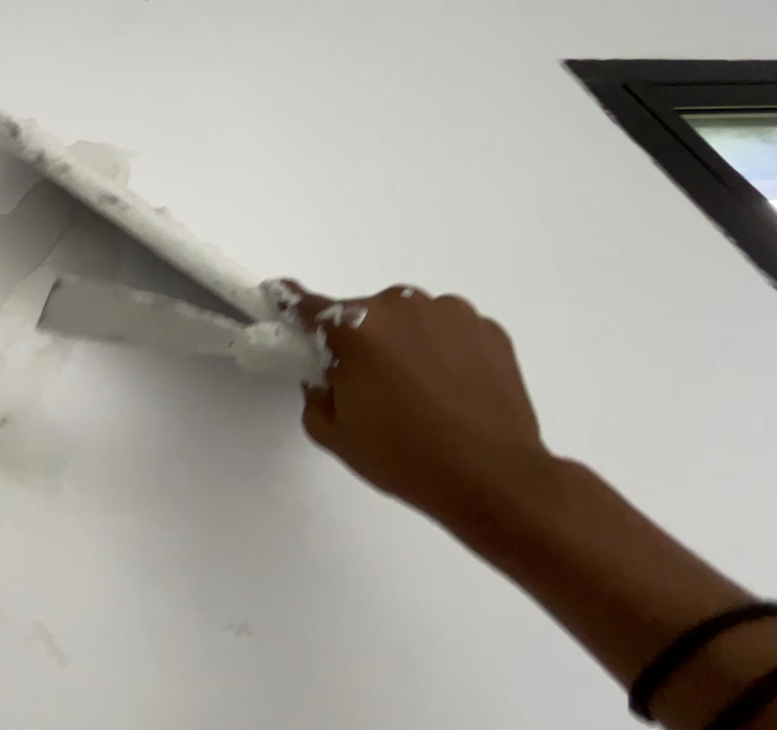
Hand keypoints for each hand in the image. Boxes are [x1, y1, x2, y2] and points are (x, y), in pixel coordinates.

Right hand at [286, 283, 557, 523]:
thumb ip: (314, 391)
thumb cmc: (404, 456)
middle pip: (363, 314)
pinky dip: (442, 349)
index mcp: (354, 328)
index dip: (289, 303)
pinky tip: (451, 387)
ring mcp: (450, 314)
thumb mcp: (332, 431)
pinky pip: (448, 331)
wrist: (497, 479)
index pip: (307, 305)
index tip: (279, 298)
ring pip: (408, 319)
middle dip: (360, 339)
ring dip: (403, 341)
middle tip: (371, 383)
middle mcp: (400, 307)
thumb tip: (328, 374)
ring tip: (418, 388)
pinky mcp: (489, 330)